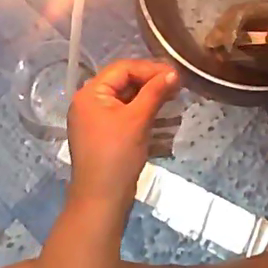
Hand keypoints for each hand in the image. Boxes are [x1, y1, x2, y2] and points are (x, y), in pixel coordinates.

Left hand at [68, 59, 181, 203]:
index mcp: (90, 94)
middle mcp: (88, 103)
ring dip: (150, 100)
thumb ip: (155, 92)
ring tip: (175, 101)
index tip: (176, 74)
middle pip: (123, 83)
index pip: (122, 69)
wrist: (101, 199)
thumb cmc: (117, 155)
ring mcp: (95, 120)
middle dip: (151, 84)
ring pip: (126, 101)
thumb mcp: (137, 120)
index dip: (150, 69)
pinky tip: (164, 120)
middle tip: (178, 87)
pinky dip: (143, 115)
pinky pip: (125, 117)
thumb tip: (173, 73)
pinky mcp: (104, 136)